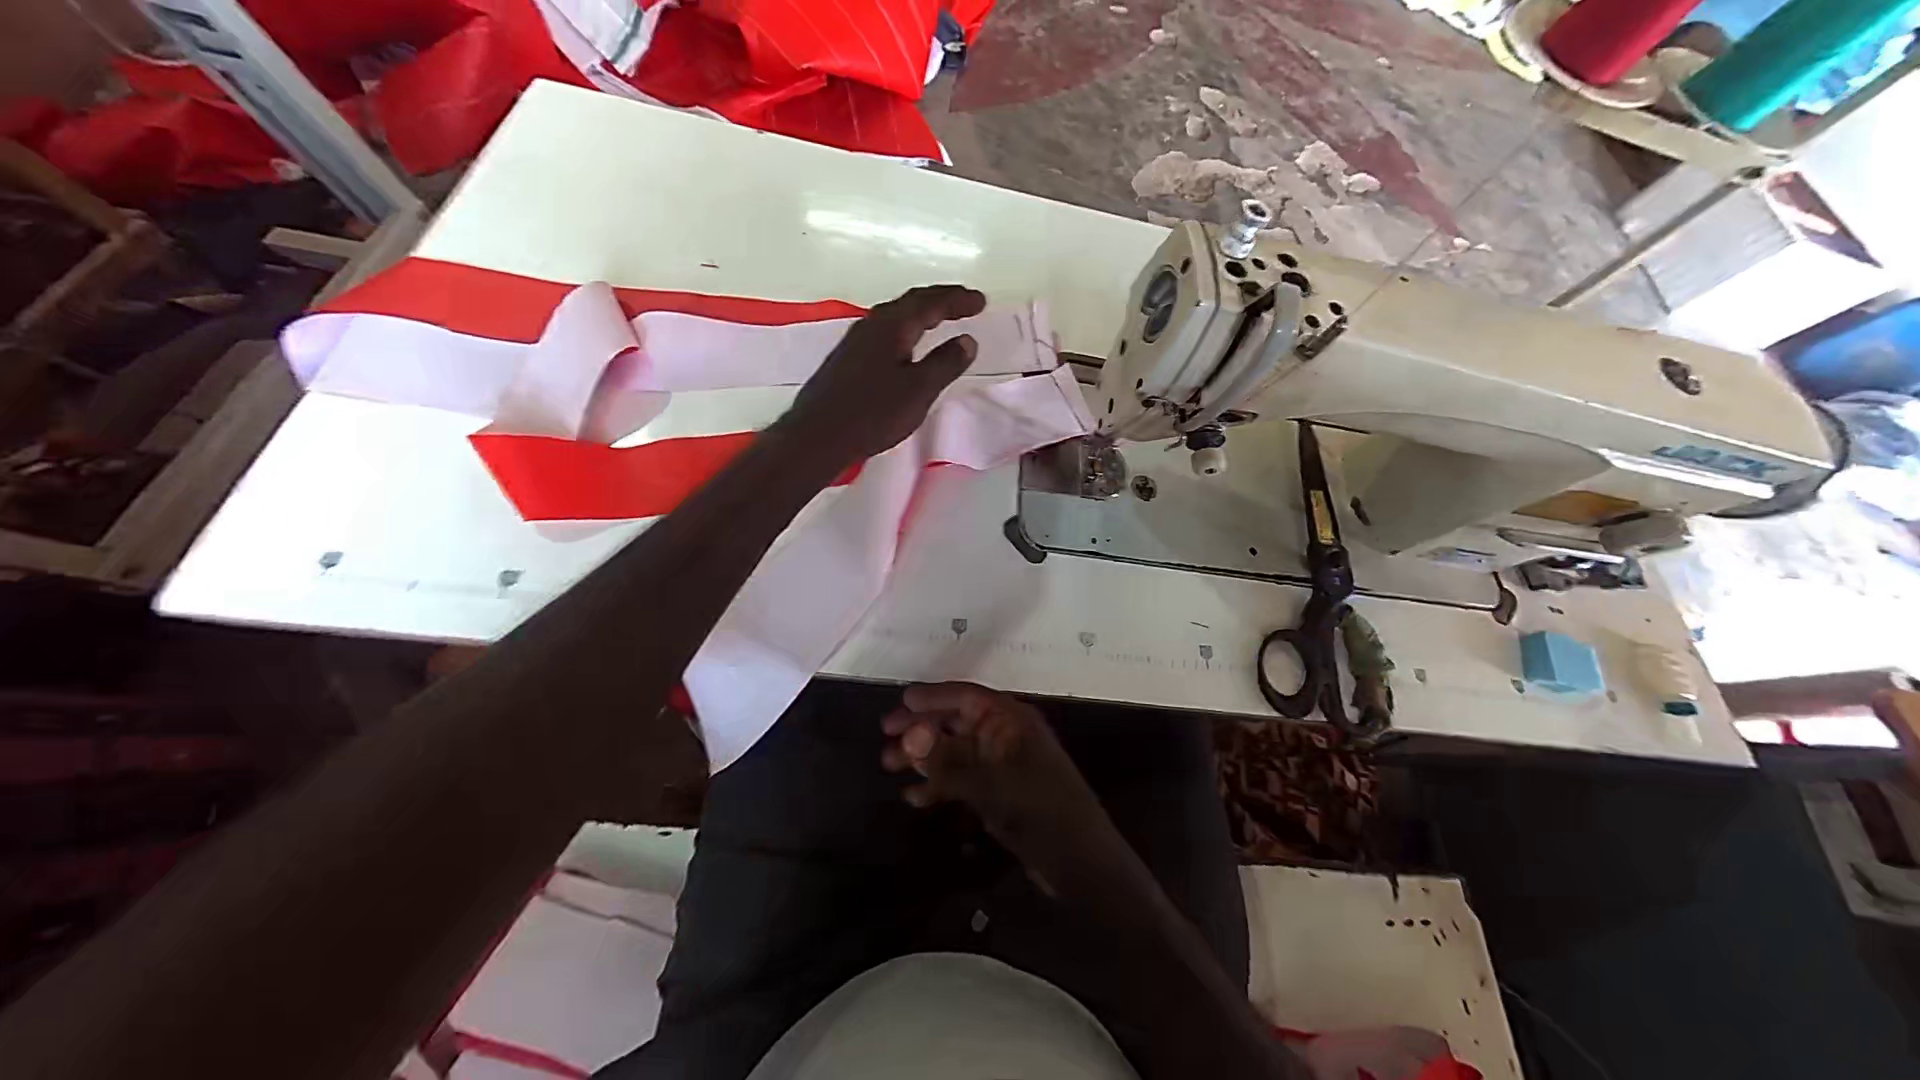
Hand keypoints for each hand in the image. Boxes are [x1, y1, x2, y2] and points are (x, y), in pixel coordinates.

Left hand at [773, 285, 985, 467]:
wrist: (817, 436)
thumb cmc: (872, 413)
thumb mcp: (918, 390)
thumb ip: (945, 363)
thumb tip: (967, 341)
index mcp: (891, 326)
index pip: (930, 302)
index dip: (957, 299)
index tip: (980, 301)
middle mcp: (871, 325)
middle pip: (910, 303)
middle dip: (940, 301)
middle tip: (965, 303)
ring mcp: (854, 342)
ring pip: (894, 318)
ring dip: (920, 315)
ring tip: (940, 320)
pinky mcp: (845, 361)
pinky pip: (883, 333)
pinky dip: (904, 331)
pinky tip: (906, 347)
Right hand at [881, 682, 1116, 888]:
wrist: (1082, 862)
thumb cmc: (1040, 811)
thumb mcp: (989, 785)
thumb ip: (947, 761)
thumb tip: (909, 733)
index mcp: (1011, 720)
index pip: (965, 696)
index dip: (932, 697)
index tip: (900, 703)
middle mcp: (1006, 735)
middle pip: (956, 722)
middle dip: (921, 730)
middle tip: (885, 739)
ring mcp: (1003, 765)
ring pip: (955, 752)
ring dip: (924, 759)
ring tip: (890, 768)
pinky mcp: (1001, 792)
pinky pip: (963, 779)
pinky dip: (940, 785)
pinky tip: (916, 798)